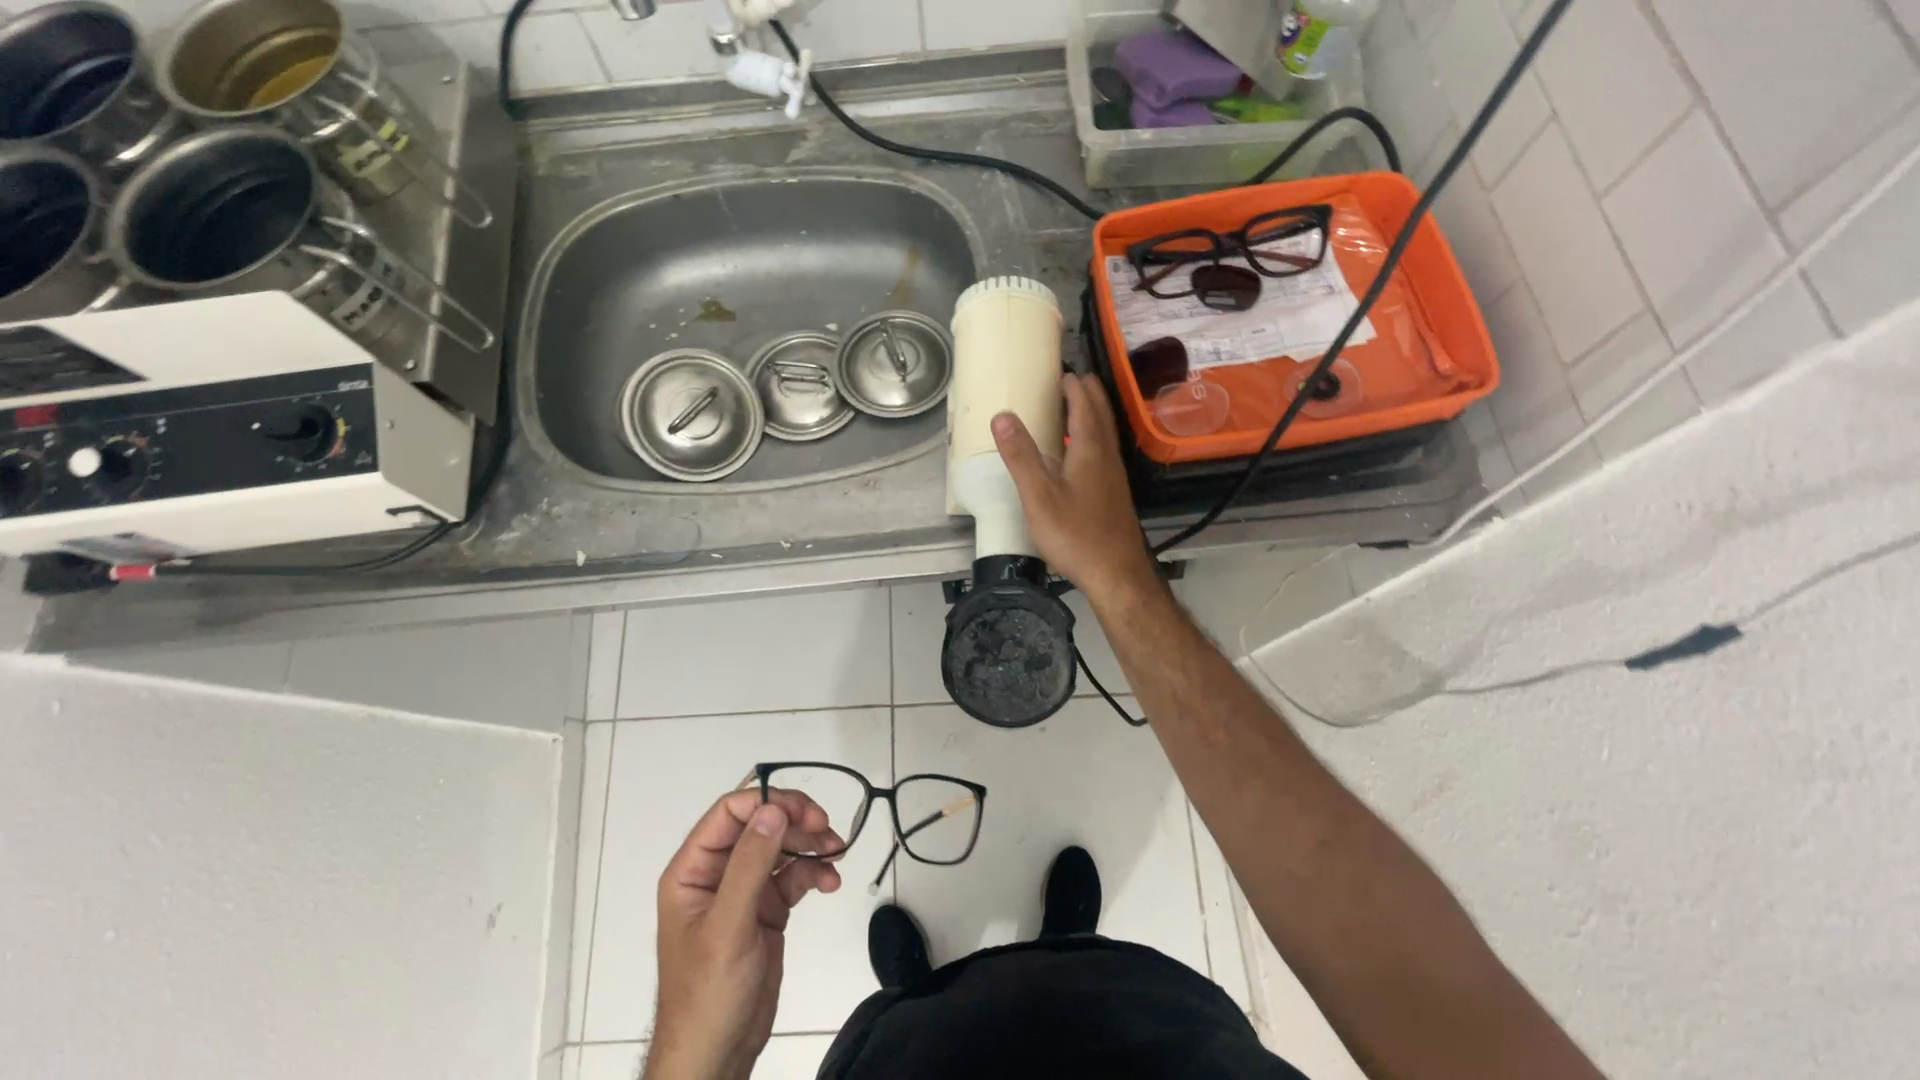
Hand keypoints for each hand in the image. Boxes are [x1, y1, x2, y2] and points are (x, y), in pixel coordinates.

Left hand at [645, 789, 845, 1079]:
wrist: (717, 1052)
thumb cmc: (708, 991)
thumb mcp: (728, 926)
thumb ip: (750, 865)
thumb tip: (772, 809)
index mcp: (693, 870)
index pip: (729, 814)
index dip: (767, 803)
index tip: (805, 812)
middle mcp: (717, 873)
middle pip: (760, 826)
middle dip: (796, 823)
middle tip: (828, 830)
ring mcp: (743, 892)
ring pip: (781, 849)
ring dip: (811, 846)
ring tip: (838, 853)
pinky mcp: (767, 911)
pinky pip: (793, 878)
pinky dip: (814, 874)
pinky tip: (831, 882)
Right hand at [992, 373, 1159, 602]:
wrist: (1116, 574)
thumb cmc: (1076, 535)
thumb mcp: (1039, 496)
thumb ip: (1021, 456)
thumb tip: (1002, 416)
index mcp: (1090, 450)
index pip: (1084, 405)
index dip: (1073, 385)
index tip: (1060, 371)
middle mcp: (1107, 457)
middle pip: (1101, 414)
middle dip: (1088, 394)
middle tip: (1072, 380)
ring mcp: (1114, 476)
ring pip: (1105, 433)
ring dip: (1092, 415)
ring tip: (1075, 408)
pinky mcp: (1114, 494)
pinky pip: (1104, 452)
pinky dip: (1092, 438)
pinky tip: (1080, 455)